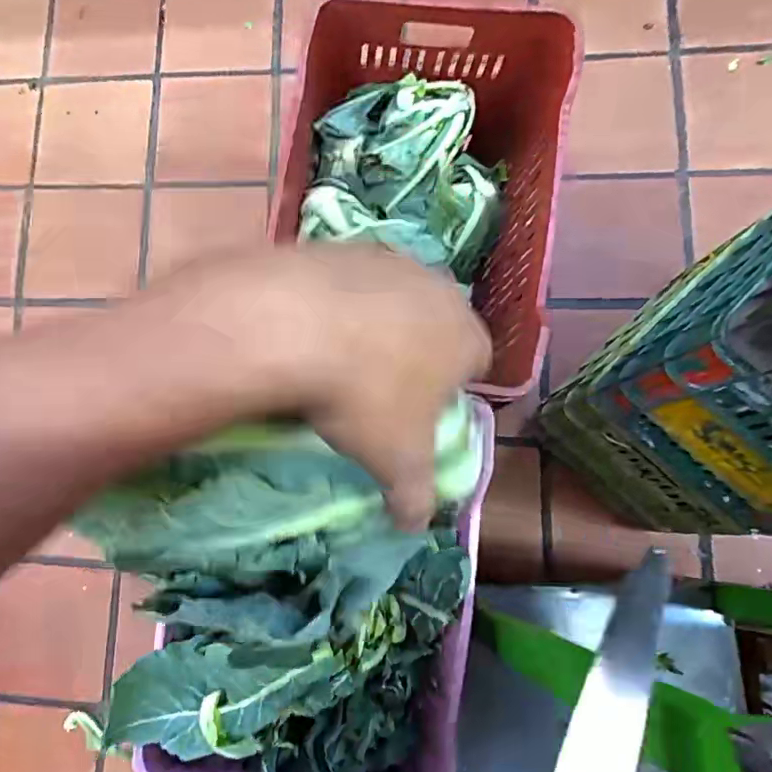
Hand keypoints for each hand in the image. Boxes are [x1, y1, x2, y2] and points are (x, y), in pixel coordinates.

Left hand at [139, 245, 490, 526]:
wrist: (295, 327)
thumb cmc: (365, 398)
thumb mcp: (396, 461)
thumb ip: (415, 497)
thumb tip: (416, 525)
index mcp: (465, 336)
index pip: (475, 362)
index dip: (449, 389)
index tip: (416, 412)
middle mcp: (437, 288)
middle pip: (434, 326)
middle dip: (413, 354)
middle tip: (375, 389)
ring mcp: (388, 261)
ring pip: (390, 301)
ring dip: (372, 327)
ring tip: (335, 361)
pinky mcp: (339, 246)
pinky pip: (345, 284)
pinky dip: (332, 306)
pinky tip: (307, 333)